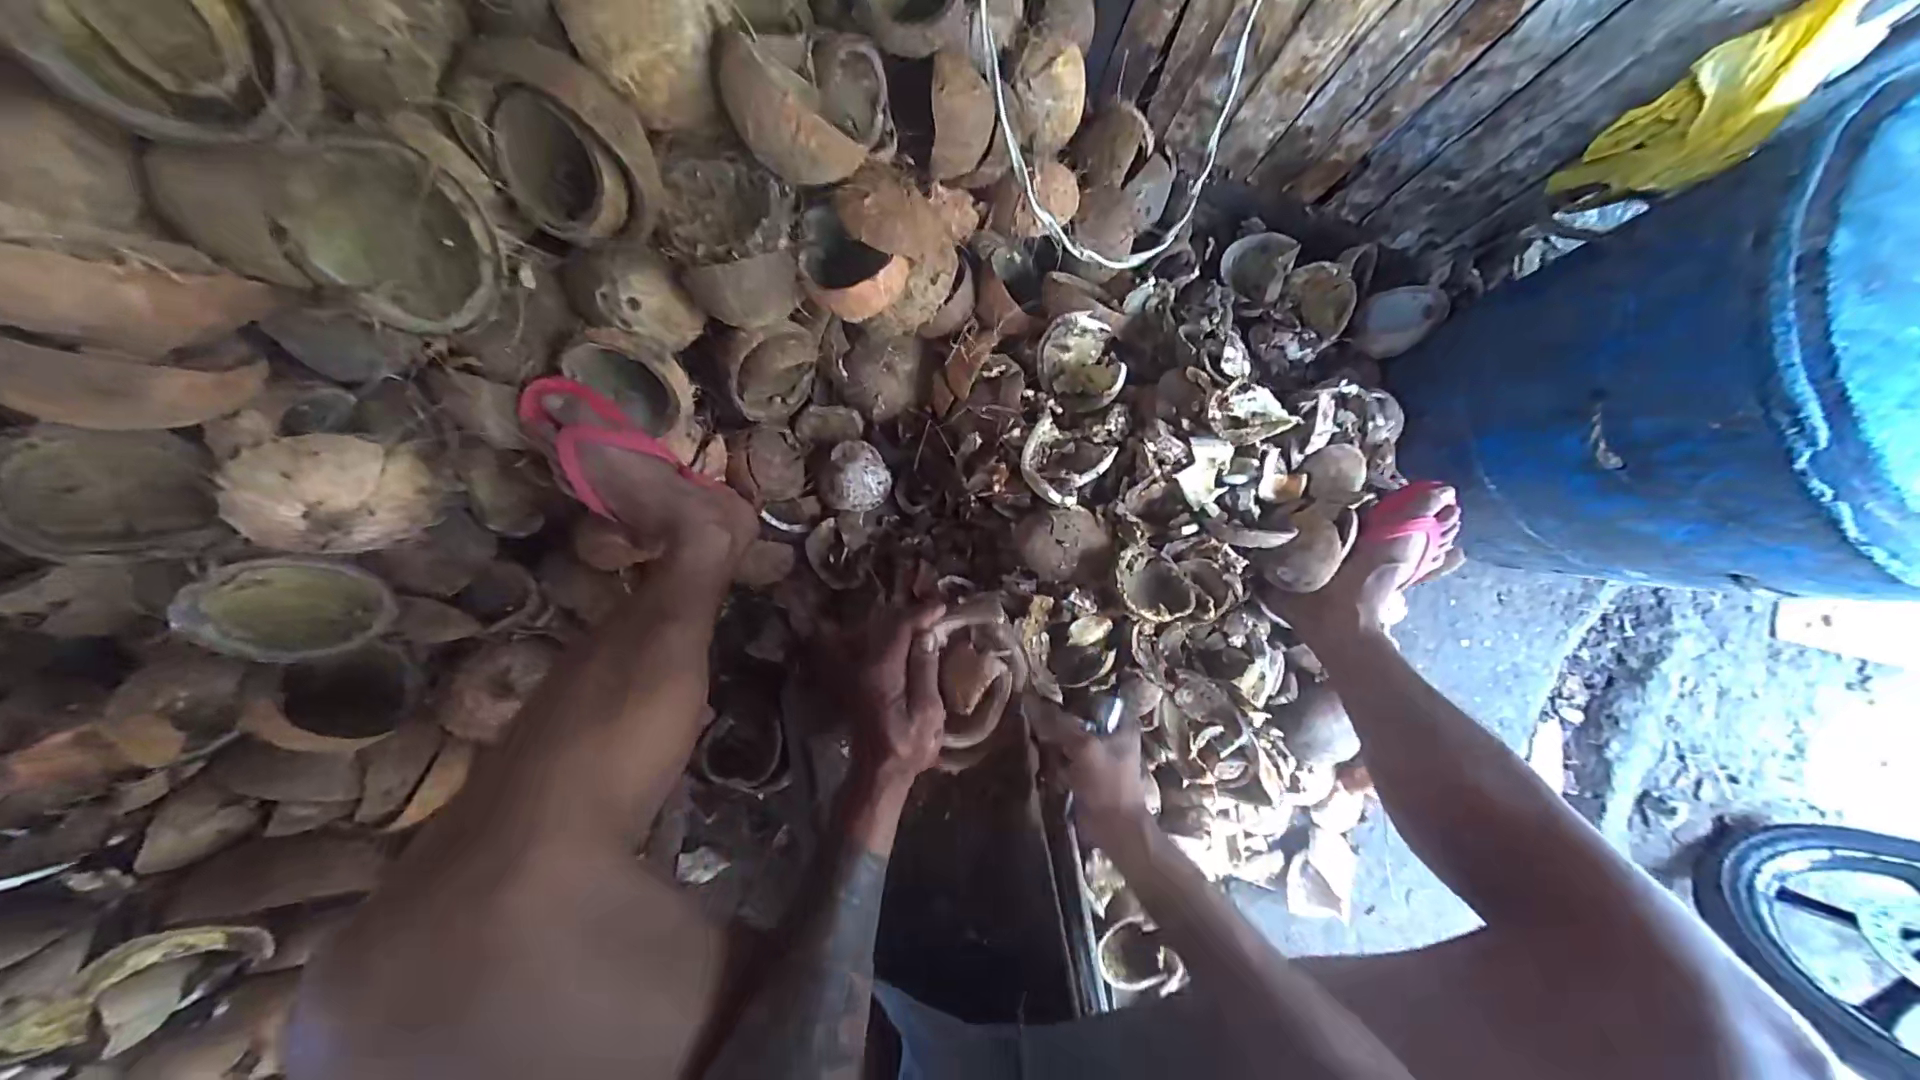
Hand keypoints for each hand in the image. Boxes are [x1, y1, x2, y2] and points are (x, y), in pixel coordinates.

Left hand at [844, 603, 946, 789]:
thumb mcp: (927, 712)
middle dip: (914, 614)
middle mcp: (866, 665)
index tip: (944, 606)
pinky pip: (882, 647)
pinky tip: (917, 640)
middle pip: (887, 626)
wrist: (879, 771)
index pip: (899, 629)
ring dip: (907, 624)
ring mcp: (861, 671)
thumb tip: (927, 636)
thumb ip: (926, 671)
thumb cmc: (908, 746)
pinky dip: (900, 638)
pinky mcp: (864, 679)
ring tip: (932, 621)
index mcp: (881, 672)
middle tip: (941, 609)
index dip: (922, 614)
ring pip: (883, 634)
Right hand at [1026, 693, 1150, 846]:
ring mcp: (1096, 756)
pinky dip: (1053, 762)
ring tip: (1037, 741)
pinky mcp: (1084, 774)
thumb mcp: (1084, 747)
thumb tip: (1029, 698)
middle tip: (1034, 717)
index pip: (1092, 698)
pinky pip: (1062, 759)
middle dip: (1056, 721)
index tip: (1043, 691)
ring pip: (1066, 739)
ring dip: (1052, 743)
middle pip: (1076, 718)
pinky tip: (1044, 765)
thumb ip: (1058, 723)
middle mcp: (1109, 735)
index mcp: (1120, 724)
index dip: (1069, 695)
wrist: (1115, 829)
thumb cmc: (1108, 784)